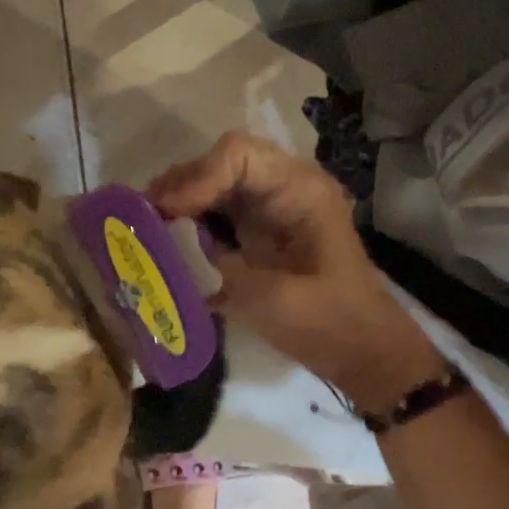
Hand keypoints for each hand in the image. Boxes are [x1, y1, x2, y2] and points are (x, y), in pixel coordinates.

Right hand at [148, 131, 435, 402]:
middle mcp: (284, 188)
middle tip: (143, 218)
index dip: (196, 176)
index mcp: (300, 192)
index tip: (167, 212)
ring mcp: (271, 209)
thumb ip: (218, 266)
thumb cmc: (330, 324)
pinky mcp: (260, 232)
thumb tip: (163, 247)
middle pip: (220, 163)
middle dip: (180, 187)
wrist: (364, 354)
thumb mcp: (273, 299)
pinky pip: (217, 211)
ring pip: (213, 184)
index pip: (238, 154)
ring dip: (179, 202)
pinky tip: (165, 242)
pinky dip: (188, 221)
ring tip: (147, 228)